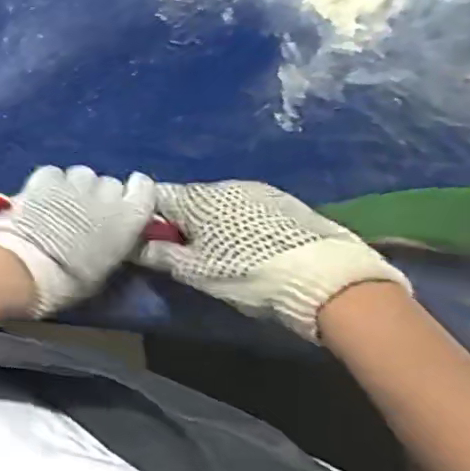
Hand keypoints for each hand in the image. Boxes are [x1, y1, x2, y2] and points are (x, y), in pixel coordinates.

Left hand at [0, 165, 154, 317]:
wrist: (30, 266)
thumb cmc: (72, 278)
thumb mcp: (110, 262)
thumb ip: (116, 238)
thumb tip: (109, 232)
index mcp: (132, 216)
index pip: (144, 187)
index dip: (131, 191)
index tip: (120, 199)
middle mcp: (109, 194)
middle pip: (108, 182)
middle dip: (97, 193)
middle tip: (81, 210)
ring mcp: (75, 184)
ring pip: (80, 174)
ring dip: (72, 185)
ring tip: (58, 202)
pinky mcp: (44, 179)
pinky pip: (51, 172)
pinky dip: (47, 181)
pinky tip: (39, 194)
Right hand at [136, 180, 408, 340]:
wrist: (335, 284)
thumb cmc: (248, 273)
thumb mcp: (192, 270)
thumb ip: (155, 253)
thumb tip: (133, 245)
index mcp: (196, 197)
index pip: (154, 197)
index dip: (147, 219)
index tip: (151, 241)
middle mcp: (227, 186)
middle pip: (188, 200)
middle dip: (182, 221)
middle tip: (185, 251)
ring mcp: (264, 193)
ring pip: (220, 205)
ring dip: (213, 224)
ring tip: (222, 251)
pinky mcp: (293, 205)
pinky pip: (250, 210)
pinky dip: (242, 225)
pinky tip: (252, 248)